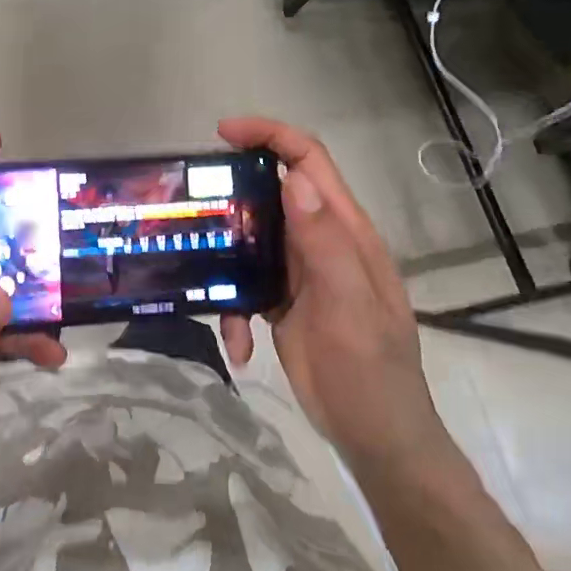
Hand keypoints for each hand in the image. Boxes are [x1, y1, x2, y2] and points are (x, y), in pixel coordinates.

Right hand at [215, 117, 440, 467]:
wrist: (376, 438)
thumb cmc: (370, 370)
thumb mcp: (350, 306)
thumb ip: (325, 243)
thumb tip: (294, 180)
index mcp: (344, 230)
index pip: (309, 161)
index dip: (271, 135)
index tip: (224, 133)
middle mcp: (320, 240)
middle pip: (272, 192)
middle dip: (233, 190)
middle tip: (194, 201)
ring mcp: (299, 271)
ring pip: (251, 238)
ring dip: (226, 256)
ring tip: (202, 274)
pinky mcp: (281, 301)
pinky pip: (246, 285)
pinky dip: (234, 310)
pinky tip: (237, 346)